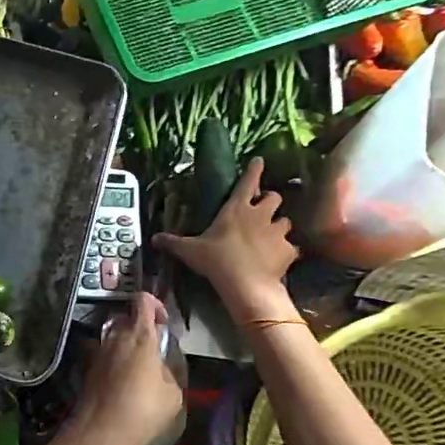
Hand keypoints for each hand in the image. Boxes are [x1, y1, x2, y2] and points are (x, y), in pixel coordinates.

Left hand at [70, 293, 181, 444]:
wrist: (102, 431)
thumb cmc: (143, 410)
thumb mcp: (172, 394)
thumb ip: (168, 371)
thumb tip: (160, 368)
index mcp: (140, 336)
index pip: (144, 300)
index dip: (155, 305)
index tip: (162, 322)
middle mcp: (116, 336)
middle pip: (128, 318)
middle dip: (141, 328)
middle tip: (152, 350)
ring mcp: (99, 350)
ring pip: (114, 335)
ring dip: (126, 344)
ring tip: (138, 368)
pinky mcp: (88, 366)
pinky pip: (104, 353)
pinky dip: (114, 360)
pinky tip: (122, 382)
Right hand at [154, 158, 297, 317]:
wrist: (246, 284)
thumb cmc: (216, 260)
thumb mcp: (190, 251)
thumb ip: (173, 243)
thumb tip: (153, 239)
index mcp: (236, 208)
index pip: (248, 181)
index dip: (254, 169)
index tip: (259, 160)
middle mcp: (260, 215)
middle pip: (275, 197)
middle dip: (271, 200)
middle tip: (263, 209)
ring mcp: (277, 232)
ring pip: (286, 221)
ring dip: (279, 226)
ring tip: (272, 235)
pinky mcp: (288, 250)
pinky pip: (291, 247)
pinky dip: (286, 251)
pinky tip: (279, 259)